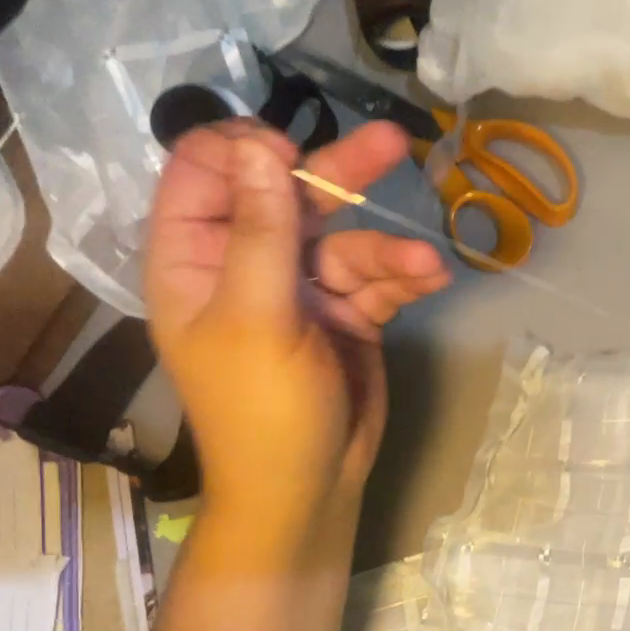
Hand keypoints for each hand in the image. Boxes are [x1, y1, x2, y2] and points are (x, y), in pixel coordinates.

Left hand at [144, 120, 450, 523]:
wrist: (310, 485)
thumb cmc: (261, 410)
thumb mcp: (256, 319)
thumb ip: (261, 233)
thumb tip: (259, 147)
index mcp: (196, 258)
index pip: (207, 173)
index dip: (247, 152)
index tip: (291, 152)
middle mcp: (248, 264)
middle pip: (290, 197)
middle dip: (340, 175)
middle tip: (393, 145)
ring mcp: (305, 291)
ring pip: (347, 242)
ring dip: (389, 249)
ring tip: (427, 262)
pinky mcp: (350, 317)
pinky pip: (379, 283)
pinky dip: (406, 278)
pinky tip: (433, 275)